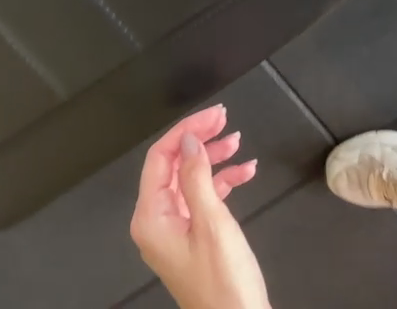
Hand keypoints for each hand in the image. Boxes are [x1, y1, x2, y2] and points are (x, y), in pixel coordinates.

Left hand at [131, 106, 268, 308]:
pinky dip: (223, 181)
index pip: (160, 157)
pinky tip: (246, 171)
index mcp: (151, 218)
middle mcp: (156, 221)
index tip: (215, 115)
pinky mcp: (192, 238)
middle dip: (200, 140)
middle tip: (226, 120)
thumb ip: (197, 177)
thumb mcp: (212, 223)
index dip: (186, 131)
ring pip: (189, 178)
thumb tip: (189, 140)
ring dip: (214, 158)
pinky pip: (202, 198)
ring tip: (239, 142)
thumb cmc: (224, 280)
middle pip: (173, 165)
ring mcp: (173, 230)